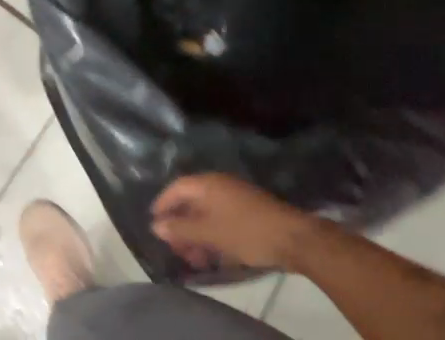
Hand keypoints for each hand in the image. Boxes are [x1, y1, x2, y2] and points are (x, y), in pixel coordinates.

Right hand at [150, 173, 320, 271]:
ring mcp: (234, 198)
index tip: (153, 224)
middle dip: (181, 226)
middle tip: (176, 250)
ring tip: (194, 260)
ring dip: (196, 235)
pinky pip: (220, 220)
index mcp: (208, 184)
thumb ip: (181, 228)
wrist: (292, 238)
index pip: (177, 188)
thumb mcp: (210, 233)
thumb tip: (156, 225)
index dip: (163, 204)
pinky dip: (211, 236)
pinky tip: (212, 256)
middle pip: (191, 202)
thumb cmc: (246, 232)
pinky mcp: (246, 212)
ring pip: (206, 214)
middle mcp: (219, 185)